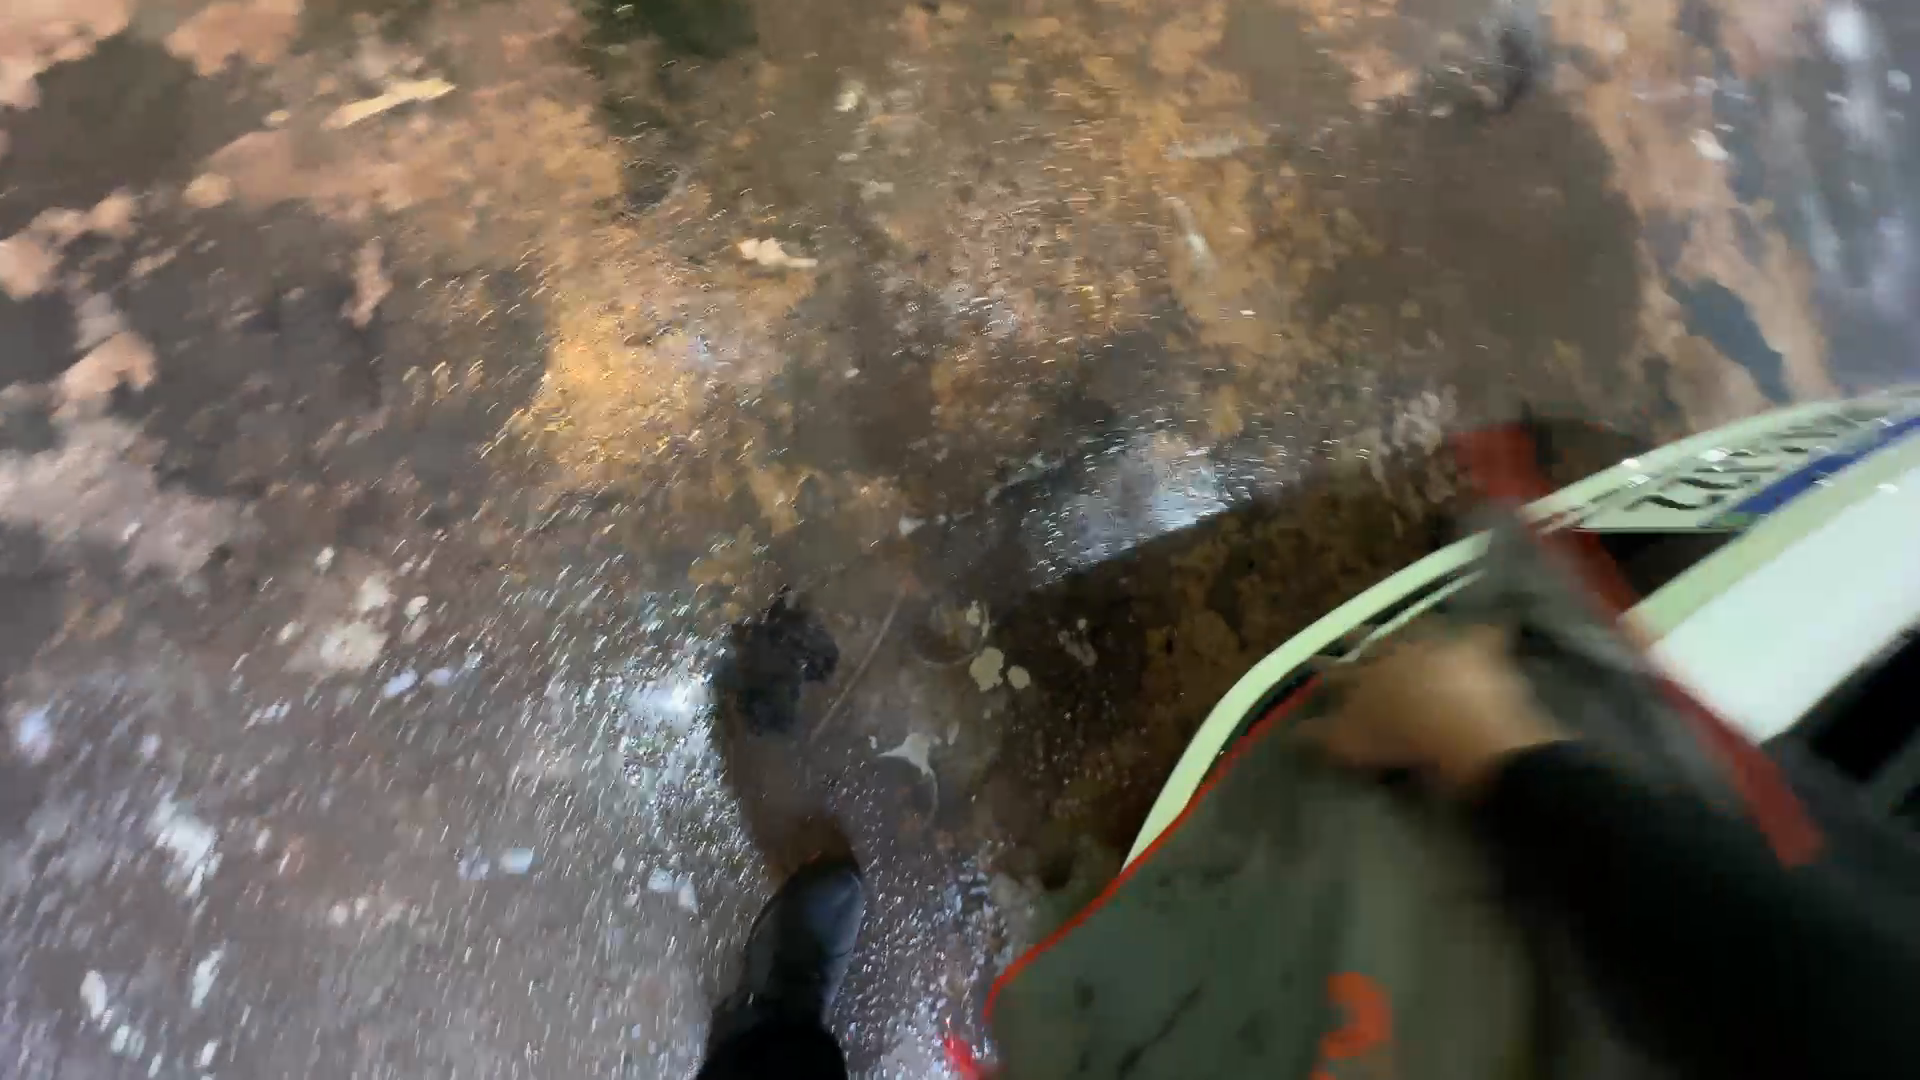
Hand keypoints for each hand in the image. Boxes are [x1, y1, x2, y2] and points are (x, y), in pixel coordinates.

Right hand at [1303, 625, 1567, 796]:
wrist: (1468, 735)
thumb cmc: (1405, 742)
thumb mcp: (1351, 746)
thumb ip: (1320, 736)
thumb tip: (1292, 732)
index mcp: (1363, 676)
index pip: (1335, 672)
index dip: (1322, 671)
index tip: (1310, 666)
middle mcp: (1394, 653)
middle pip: (1370, 643)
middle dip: (1357, 639)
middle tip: (1347, 635)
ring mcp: (1436, 648)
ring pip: (1416, 631)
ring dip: (1410, 628)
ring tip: (1405, 624)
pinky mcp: (1478, 651)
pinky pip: (1483, 634)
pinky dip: (1484, 631)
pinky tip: (1490, 624)